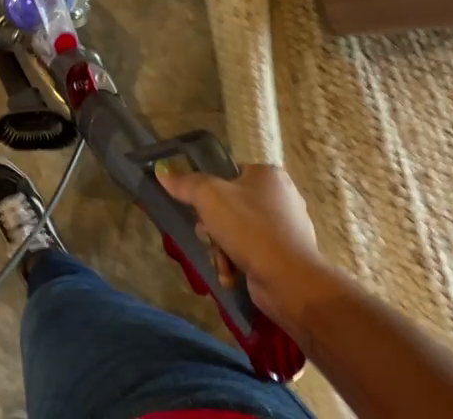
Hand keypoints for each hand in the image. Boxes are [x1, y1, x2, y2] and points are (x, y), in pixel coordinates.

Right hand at [157, 164, 335, 329]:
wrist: (290, 282)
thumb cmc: (250, 229)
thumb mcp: (209, 197)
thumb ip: (185, 183)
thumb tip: (162, 170)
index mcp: (268, 175)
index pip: (229, 173)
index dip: (209, 189)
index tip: (198, 206)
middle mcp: (281, 198)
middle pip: (230, 205)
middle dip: (213, 226)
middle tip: (207, 235)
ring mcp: (285, 229)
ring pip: (238, 231)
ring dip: (222, 248)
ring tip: (221, 262)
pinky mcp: (285, 256)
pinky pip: (251, 252)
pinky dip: (237, 263)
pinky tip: (231, 275)